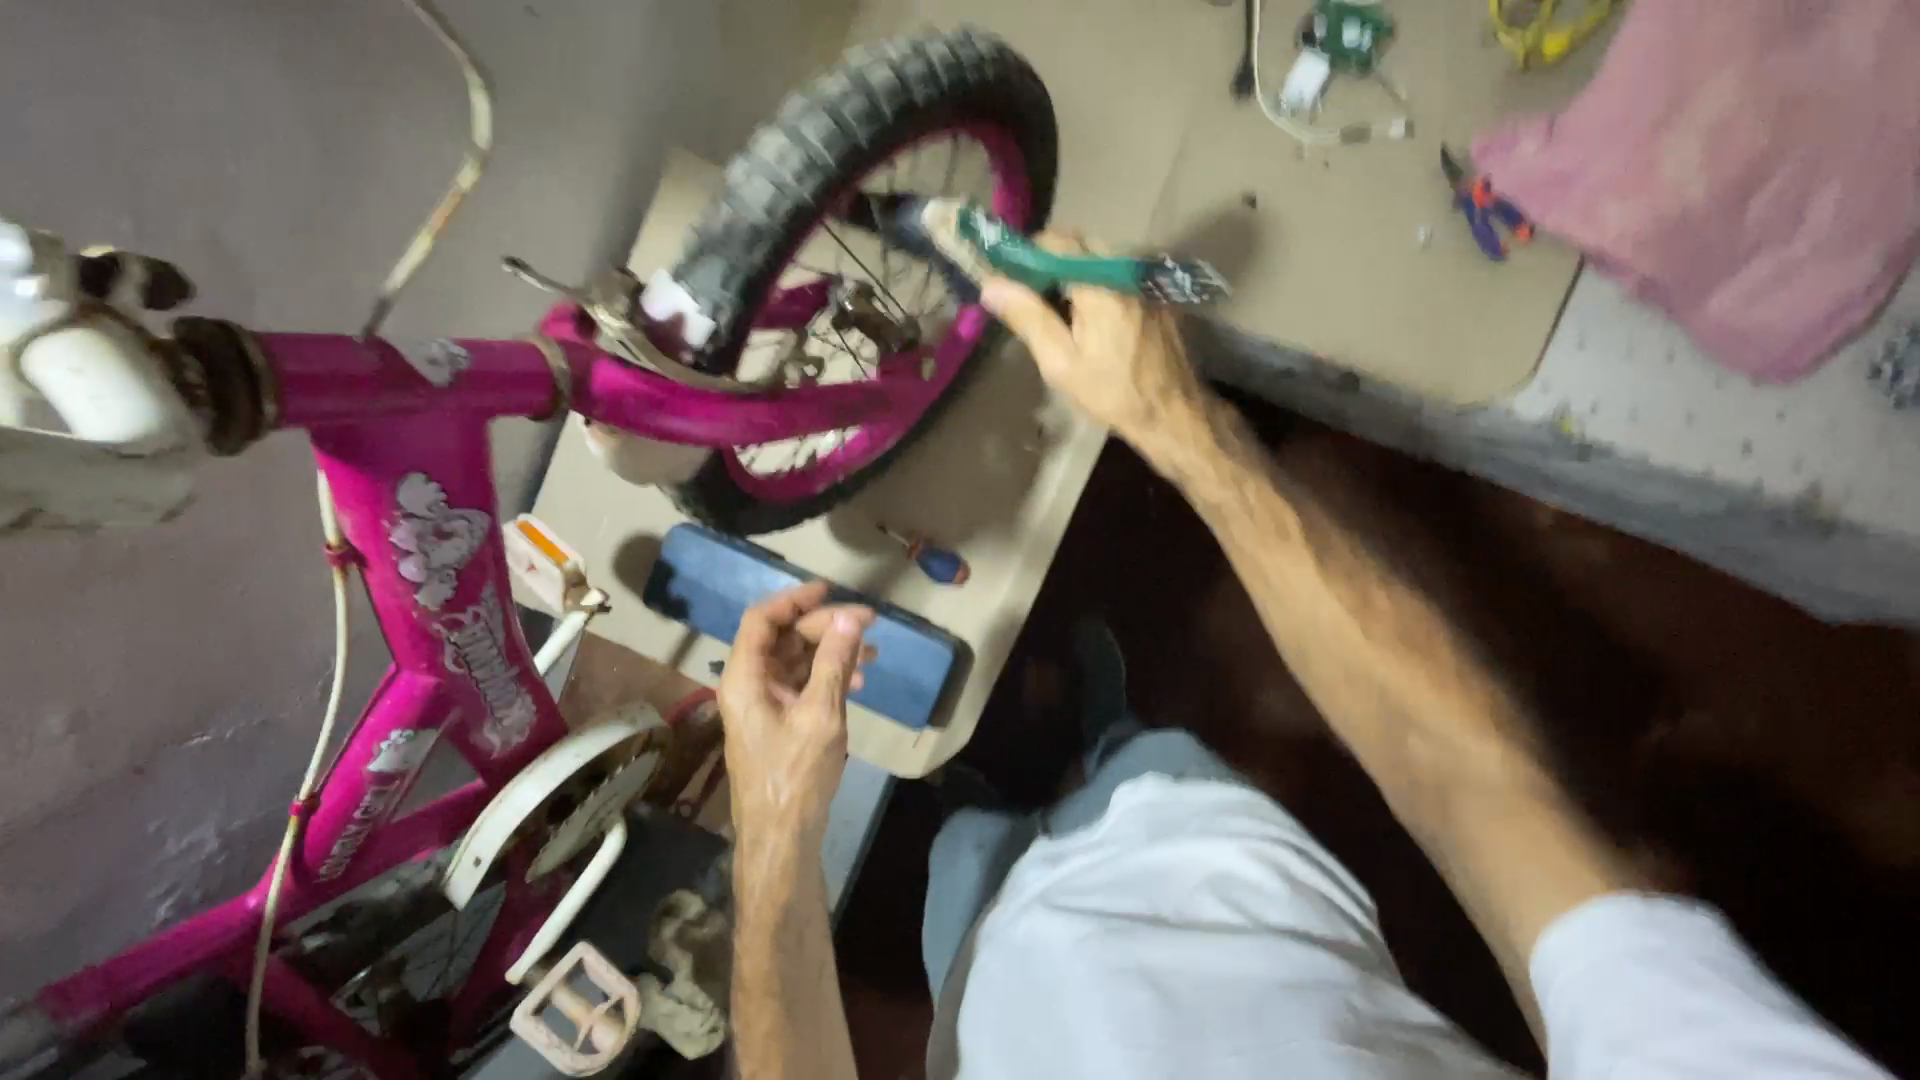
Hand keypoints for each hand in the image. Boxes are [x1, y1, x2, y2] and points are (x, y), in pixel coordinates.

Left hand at [717, 582, 874, 849]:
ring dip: (831, 651)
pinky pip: (800, 685)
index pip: (761, 620)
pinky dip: (827, 676)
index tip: (830, 590)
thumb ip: (835, 662)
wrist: (781, 837)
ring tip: (871, 653)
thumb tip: (851, 617)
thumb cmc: (796, 775)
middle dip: (824, 627)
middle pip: (783, 638)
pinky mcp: (776, 722)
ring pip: (795, 661)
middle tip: (867, 626)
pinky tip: (858, 682)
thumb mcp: (821, 715)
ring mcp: (761, 705)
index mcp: (744, 678)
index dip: (794, 599)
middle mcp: (747, 685)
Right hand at [981, 233, 1213, 457]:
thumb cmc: (1112, 394)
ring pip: (1102, 255)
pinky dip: (1101, 281)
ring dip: (1077, 271)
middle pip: (1081, 242)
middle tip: (1033, 295)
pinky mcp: (1159, 291)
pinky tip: (1094, 316)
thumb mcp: (1061, 365)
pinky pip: (1121, 271)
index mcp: (1101, 285)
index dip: (1028, 254)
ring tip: (1062, 308)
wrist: (1173, 412)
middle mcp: (1128, 270)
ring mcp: (1148, 279)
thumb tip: (991, 284)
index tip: (1010, 277)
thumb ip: (1029, 319)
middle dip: (1052, 260)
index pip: (1057, 242)